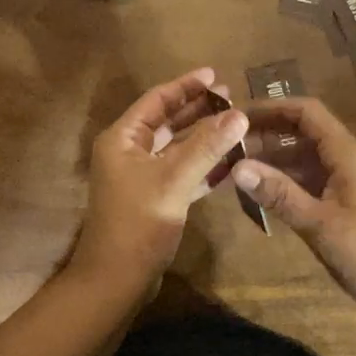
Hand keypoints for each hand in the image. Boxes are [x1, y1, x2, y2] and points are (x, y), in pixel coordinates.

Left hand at [68, 67, 248, 290]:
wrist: (116, 280)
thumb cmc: (138, 223)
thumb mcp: (174, 180)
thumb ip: (206, 146)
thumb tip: (239, 115)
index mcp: (122, 138)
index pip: (156, 100)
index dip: (186, 86)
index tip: (215, 75)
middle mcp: (128, 152)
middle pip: (166, 120)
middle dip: (197, 109)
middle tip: (231, 97)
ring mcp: (140, 177)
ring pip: (175, 147)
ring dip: (203, 136)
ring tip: (235, 124)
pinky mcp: (153, 199)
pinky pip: (180, 171)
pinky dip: (202, 165)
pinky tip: (229, 161)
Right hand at [232, 98, 355, 329]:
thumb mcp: (318, 225)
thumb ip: (278, 193)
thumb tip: (237, 166)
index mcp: (349, 154)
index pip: (307, 112)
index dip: (272, 108)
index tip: (237, 115)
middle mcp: (352, 158)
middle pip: (305, 130)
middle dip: (268, 132)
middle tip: (229, 142)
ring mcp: (352, 178)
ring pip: (307, 154)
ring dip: (275, 157)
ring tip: (239, 166)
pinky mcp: (350, 198)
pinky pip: (314, 176)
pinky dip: (288, 177)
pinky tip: (264, 190)